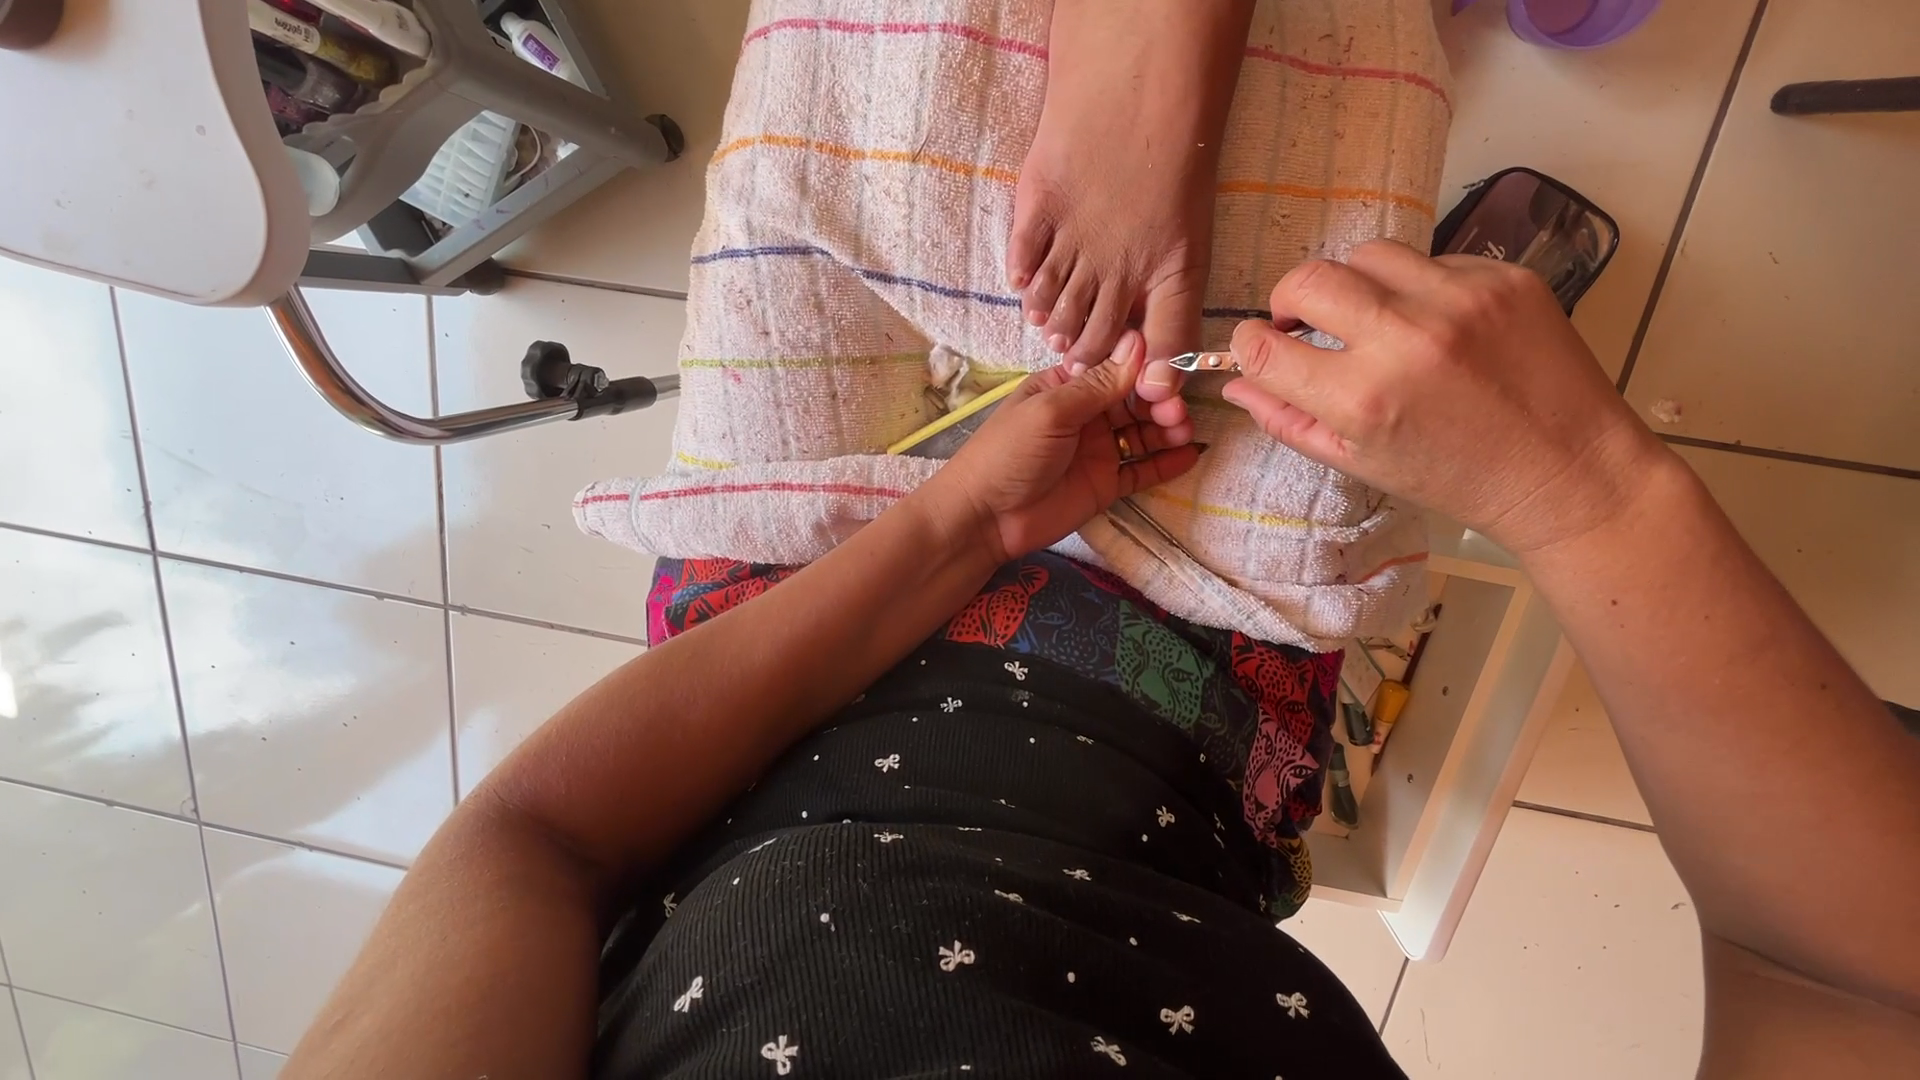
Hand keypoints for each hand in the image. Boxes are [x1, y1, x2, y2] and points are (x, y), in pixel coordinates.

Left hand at [922, 330, 1201, 562]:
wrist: (984, 519)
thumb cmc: (1008, 454)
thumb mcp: (1051, 411)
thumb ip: (1097, 382)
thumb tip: (1138, 339)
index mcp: (1065, 387)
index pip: (1114, 367)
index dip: (1144, 367)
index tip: (1170, 370)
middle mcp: (1085, 415)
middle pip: (1134, 399)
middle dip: (1160, 400)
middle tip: (1177, 410)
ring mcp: (1097, 450)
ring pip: (1143, 432)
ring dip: (1167, 428)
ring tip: (1184, 430)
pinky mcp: (1105, 484)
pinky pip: (1142, 469)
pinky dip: (1166, 462)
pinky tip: (1190, 454)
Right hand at [1220, 240, 1669, 554]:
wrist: (1564, 468)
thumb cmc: (1449, 477)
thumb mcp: (1354, 461)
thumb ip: (1285, 418)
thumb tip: (1234, 382)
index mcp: (1360, 398)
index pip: (1262, 348)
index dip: (1245, 346)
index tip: (1258, 351)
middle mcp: (1403, 338)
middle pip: (1307, 280)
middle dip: (1287, 301)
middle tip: (1300, 324)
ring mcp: (1457, 299)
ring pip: (1365, 255)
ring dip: (1350, 285)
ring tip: (1368, 317)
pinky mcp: (1502, 276)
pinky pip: (1428, 261)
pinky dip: (1411, 287)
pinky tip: (1430, 322)